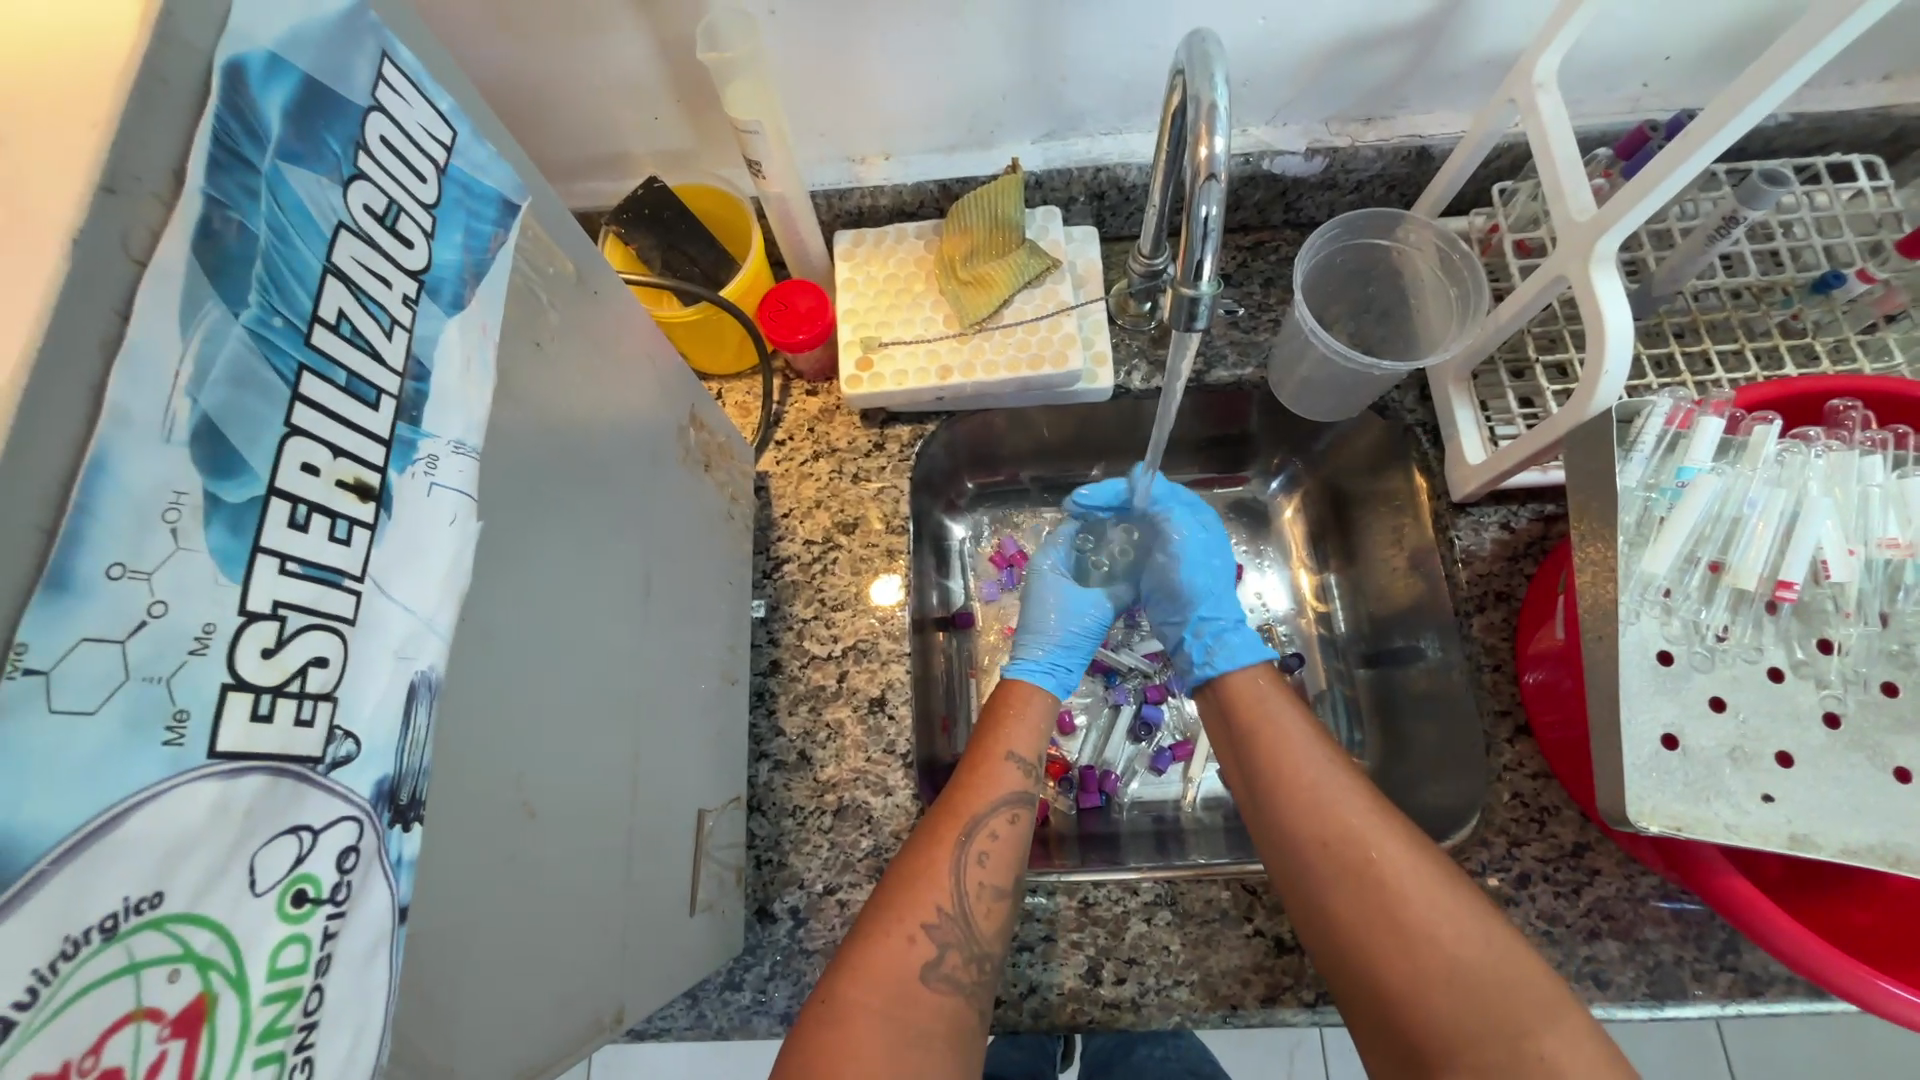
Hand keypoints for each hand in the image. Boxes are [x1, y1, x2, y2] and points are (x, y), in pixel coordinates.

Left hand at [1000, 520, 1134, 702]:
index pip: (1073, 525)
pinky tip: (1118, 576)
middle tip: (1133, 532)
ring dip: (1100, 559)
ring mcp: (1048, 584)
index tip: (1124, 514)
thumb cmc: (1068, 633)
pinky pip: (1076, 579)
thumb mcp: (1102, 607)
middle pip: (1076, 543)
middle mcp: (1045, 566)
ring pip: (1077, 562)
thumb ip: (1126, 588)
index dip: (1098, 518)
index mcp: (1049, 559)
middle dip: (1103, 538)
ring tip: (1131, 551)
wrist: (1045, 671)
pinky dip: (1094, 576)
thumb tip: (1148, 572)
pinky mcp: (1055, 600)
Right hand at [1066, 465, 1274, 689]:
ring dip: (1104, 518)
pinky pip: (1130, 543)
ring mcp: (1167, 547)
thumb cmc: (1190, 583)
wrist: (1199, 633)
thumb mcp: (1179, 534)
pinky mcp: (1154, 568)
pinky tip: (1093, 542)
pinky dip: (1111, 539)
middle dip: (1103, 502)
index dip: (1111, 490)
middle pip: (1136, 502)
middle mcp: (1179, 524)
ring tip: (1077, 521)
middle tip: (1071, 508)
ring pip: (1131, 521)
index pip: (1145, 487)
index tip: (1080, 500)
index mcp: (1188, 511)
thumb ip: (1161, 500)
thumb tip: (1137, 472)